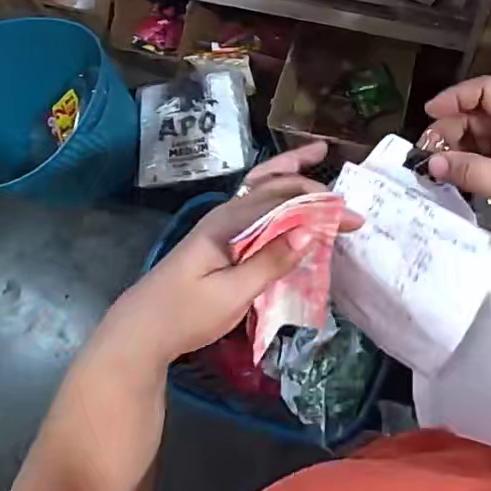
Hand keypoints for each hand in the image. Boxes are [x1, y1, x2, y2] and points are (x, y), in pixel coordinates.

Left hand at [103, 142, 357, 363]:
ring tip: (311, 159)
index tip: (351, 217)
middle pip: (269, 181)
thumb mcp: (231, 295)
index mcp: (229, 221)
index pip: (282, 199)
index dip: (319, 203)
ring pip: (261, 188)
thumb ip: (270, 262)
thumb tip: (310, 232)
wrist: (140, 332)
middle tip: (330, 159)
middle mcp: (227, 214)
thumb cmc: (185, 314)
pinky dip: (279, 198)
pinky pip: (257, 209)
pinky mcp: (222, 240)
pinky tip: (290, 204)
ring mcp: (223, 225)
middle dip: (302, 171)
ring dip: (288, 173)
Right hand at [422, 76, 490, 259]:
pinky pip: (486, 162)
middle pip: (479, 117)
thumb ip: (472, 171)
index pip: (486, 92)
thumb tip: (433, 163)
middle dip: (451, 129)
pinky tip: (451, 177)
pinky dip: (468, 168)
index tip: (430, 112)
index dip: (456, 97)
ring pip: (480, 141)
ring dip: (457, 151)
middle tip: (427, 150)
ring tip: (434, 166)